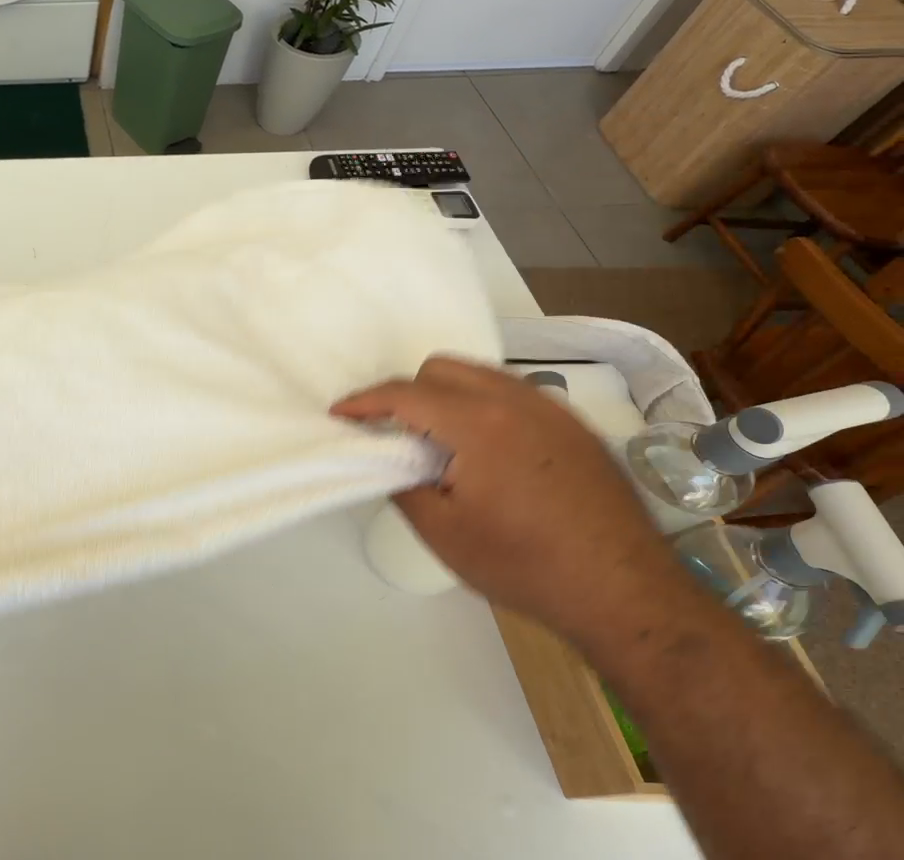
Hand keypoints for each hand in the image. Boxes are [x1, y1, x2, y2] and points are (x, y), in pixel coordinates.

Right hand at [333, 356, 690, 642]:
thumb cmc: (524, 565)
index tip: (339, 415)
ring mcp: (555, 413)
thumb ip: (402, 483)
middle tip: (393, 433)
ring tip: (438, 441)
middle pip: (442, 368)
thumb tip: (390, 460)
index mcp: (479, 424)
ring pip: (481, 376)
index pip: (405, 393)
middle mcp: (518, 403)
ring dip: (446, 395)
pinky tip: (485, 451)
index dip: (363, 402)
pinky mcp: (578, 430)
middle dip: (406, 392)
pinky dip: (484, 406)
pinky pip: (515, 395)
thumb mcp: (441, 531)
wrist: (627, 596)